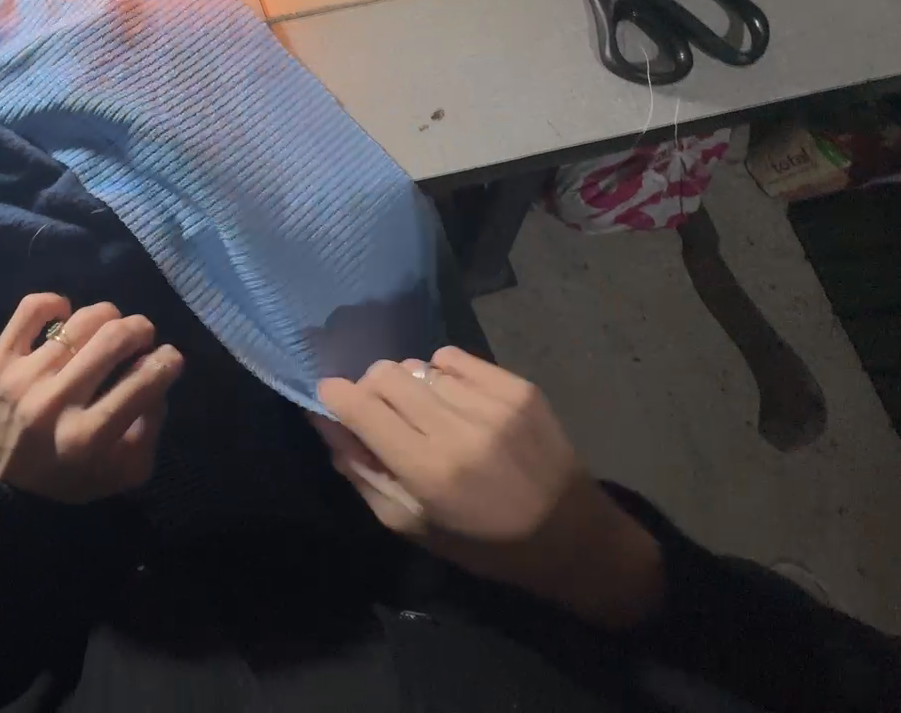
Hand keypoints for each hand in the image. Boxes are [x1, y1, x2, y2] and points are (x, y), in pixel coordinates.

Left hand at [0, 294, 183, 504]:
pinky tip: (66, 314)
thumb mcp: (121, 472)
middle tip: (143, 337)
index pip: (143, 382)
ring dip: (108, 316)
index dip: (167, 361)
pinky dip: (55, 303)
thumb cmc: (66, 478)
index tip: (169, 357)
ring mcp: (23, 377)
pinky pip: (30, 310)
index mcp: (88, 436)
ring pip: (80, 320)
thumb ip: (149, 428)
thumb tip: (158, 377)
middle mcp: (55, 402)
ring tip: (108, 328)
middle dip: (141, 329)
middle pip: (113, 339)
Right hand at [315, 347, 663, 628]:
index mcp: (428, 471)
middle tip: (384, 414)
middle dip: (371, 389)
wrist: (575, 538)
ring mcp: (492, 404)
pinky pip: (451, 357)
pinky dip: (442, 374)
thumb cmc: (484, 544)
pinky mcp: (518, 387)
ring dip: (412, 387)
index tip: (334, 400)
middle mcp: (458, 430)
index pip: (359, 406)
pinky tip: (457, 401)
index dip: (335, 396)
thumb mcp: (412, 525)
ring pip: (417, 366)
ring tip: (431, 415)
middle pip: (383, 373)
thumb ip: (361, 472)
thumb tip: (325, 422)